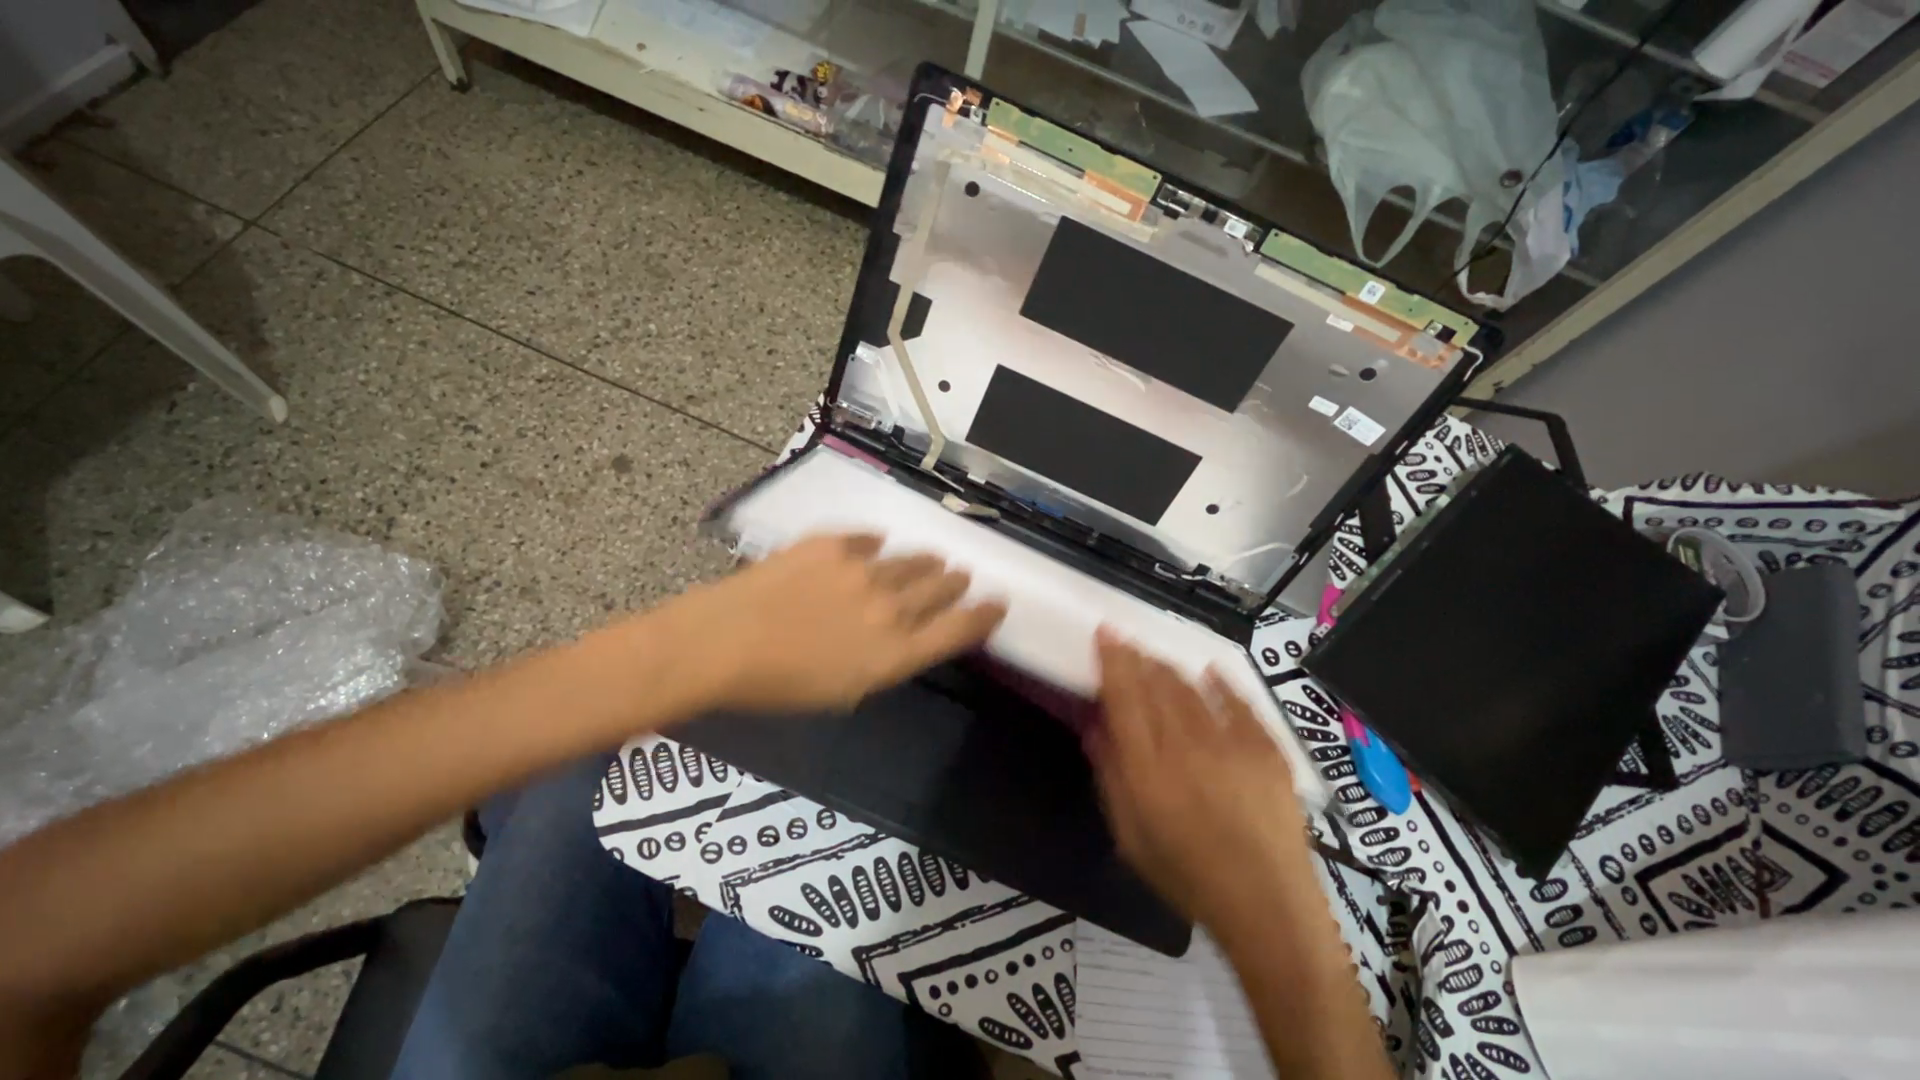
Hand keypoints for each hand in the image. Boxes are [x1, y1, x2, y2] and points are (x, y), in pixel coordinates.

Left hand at [651, 533, 1006, 712]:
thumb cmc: (777, 686)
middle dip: (956, 585)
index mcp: (896, 653)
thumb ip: (884, 662)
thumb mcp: (844, 691)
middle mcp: (890, 608)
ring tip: (931, 562)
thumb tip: (904, 638)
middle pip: (942, 588)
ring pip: (911, 560)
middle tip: (960, 580)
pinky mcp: (831, 544)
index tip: (997, 603)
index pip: (960, 629)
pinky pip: (869, 540)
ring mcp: (862, 570)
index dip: (985, 615)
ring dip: (925, 564)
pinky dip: (877, 548)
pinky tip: (876, 549)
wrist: (721, 643)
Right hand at [1090, 629, 1315, 932]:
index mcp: (1148, 766)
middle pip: (1158, 683)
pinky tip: (1209, 671)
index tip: (1106, 633)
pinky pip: (1240, 702)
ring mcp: (1232, 742)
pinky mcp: (1267, 749)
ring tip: (1158, 660)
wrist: (1265, 903)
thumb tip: (1096, 728)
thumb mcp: (1130, 835)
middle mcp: (1187, 743)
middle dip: (1140, 658)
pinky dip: (1221, 683)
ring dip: (1171, 668)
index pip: (1125, 696)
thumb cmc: (1186, 874)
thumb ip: (1111, 776)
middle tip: (1128, 645)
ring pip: (1193, 687)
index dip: (1114, 660)